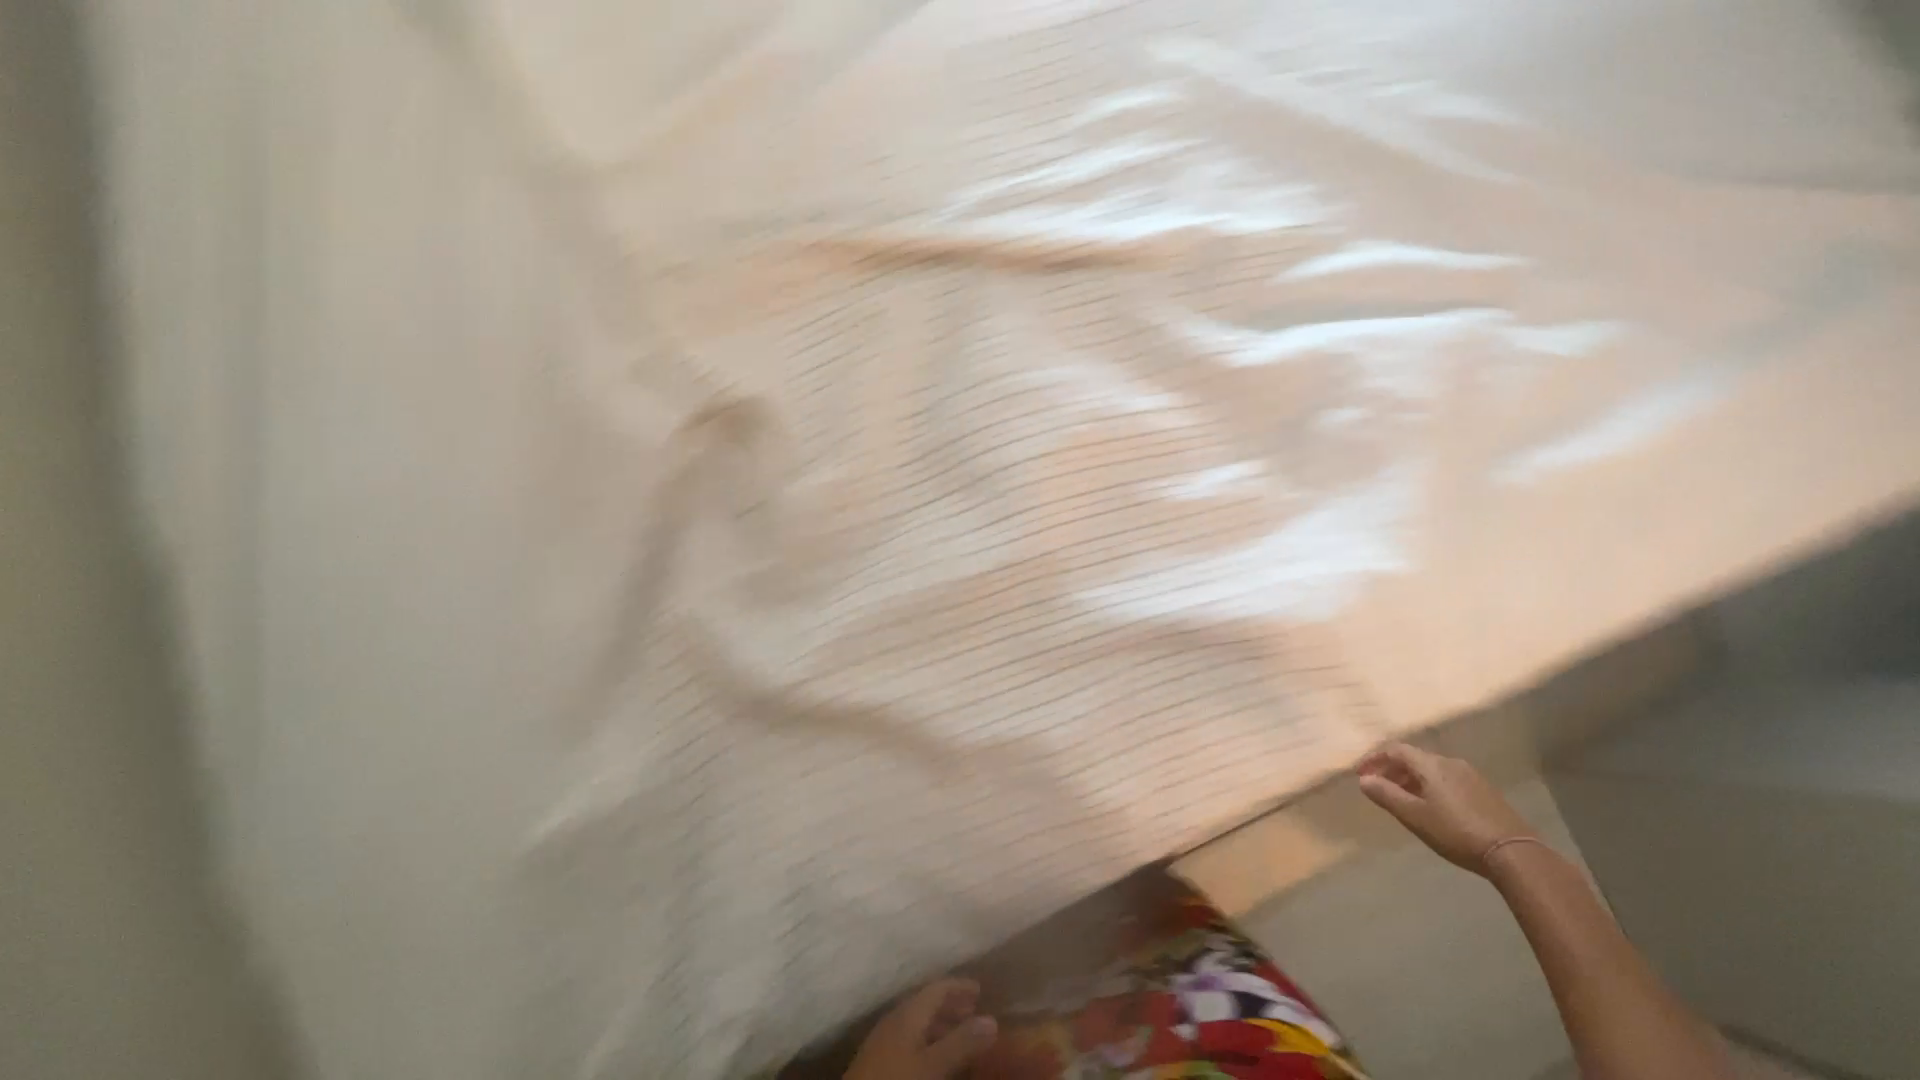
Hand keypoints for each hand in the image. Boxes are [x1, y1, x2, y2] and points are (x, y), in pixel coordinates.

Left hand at [844, 977, 997, 1079]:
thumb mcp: (932, 1066)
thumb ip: (961, 1043)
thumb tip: (993, 1019)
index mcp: (907, 1013)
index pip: (936, 988)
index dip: (959, 986)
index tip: (980, 990)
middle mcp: (895, 1019)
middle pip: (926, 1003)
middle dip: (951, 1005)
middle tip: (974, 1012)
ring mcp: (884, 1039)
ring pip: (917, 1022)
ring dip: (940, 1024)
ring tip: (960, 1037)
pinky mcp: (878, 1058)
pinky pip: (909, 1038)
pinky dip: (928, 1040)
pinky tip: (934, 1058)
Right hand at [1356, 742, 1534, 875]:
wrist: (1513, 852)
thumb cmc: (1456, 832)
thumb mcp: (1414, 816)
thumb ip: (1386, 795)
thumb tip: (1364, 779)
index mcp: (1432, 765)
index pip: (1395, 750)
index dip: (1374, 758)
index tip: (1360, 774)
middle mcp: (1451, 763)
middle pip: (1414, 758)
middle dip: (1391, 770)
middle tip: (1378, 788)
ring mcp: (1471, 776)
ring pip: (1431, 770)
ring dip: (1410, 780)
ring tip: (1401, 800)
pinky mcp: (1484, 791)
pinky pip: (1447, 780)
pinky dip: (1430, 787)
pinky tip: (1430, 808)